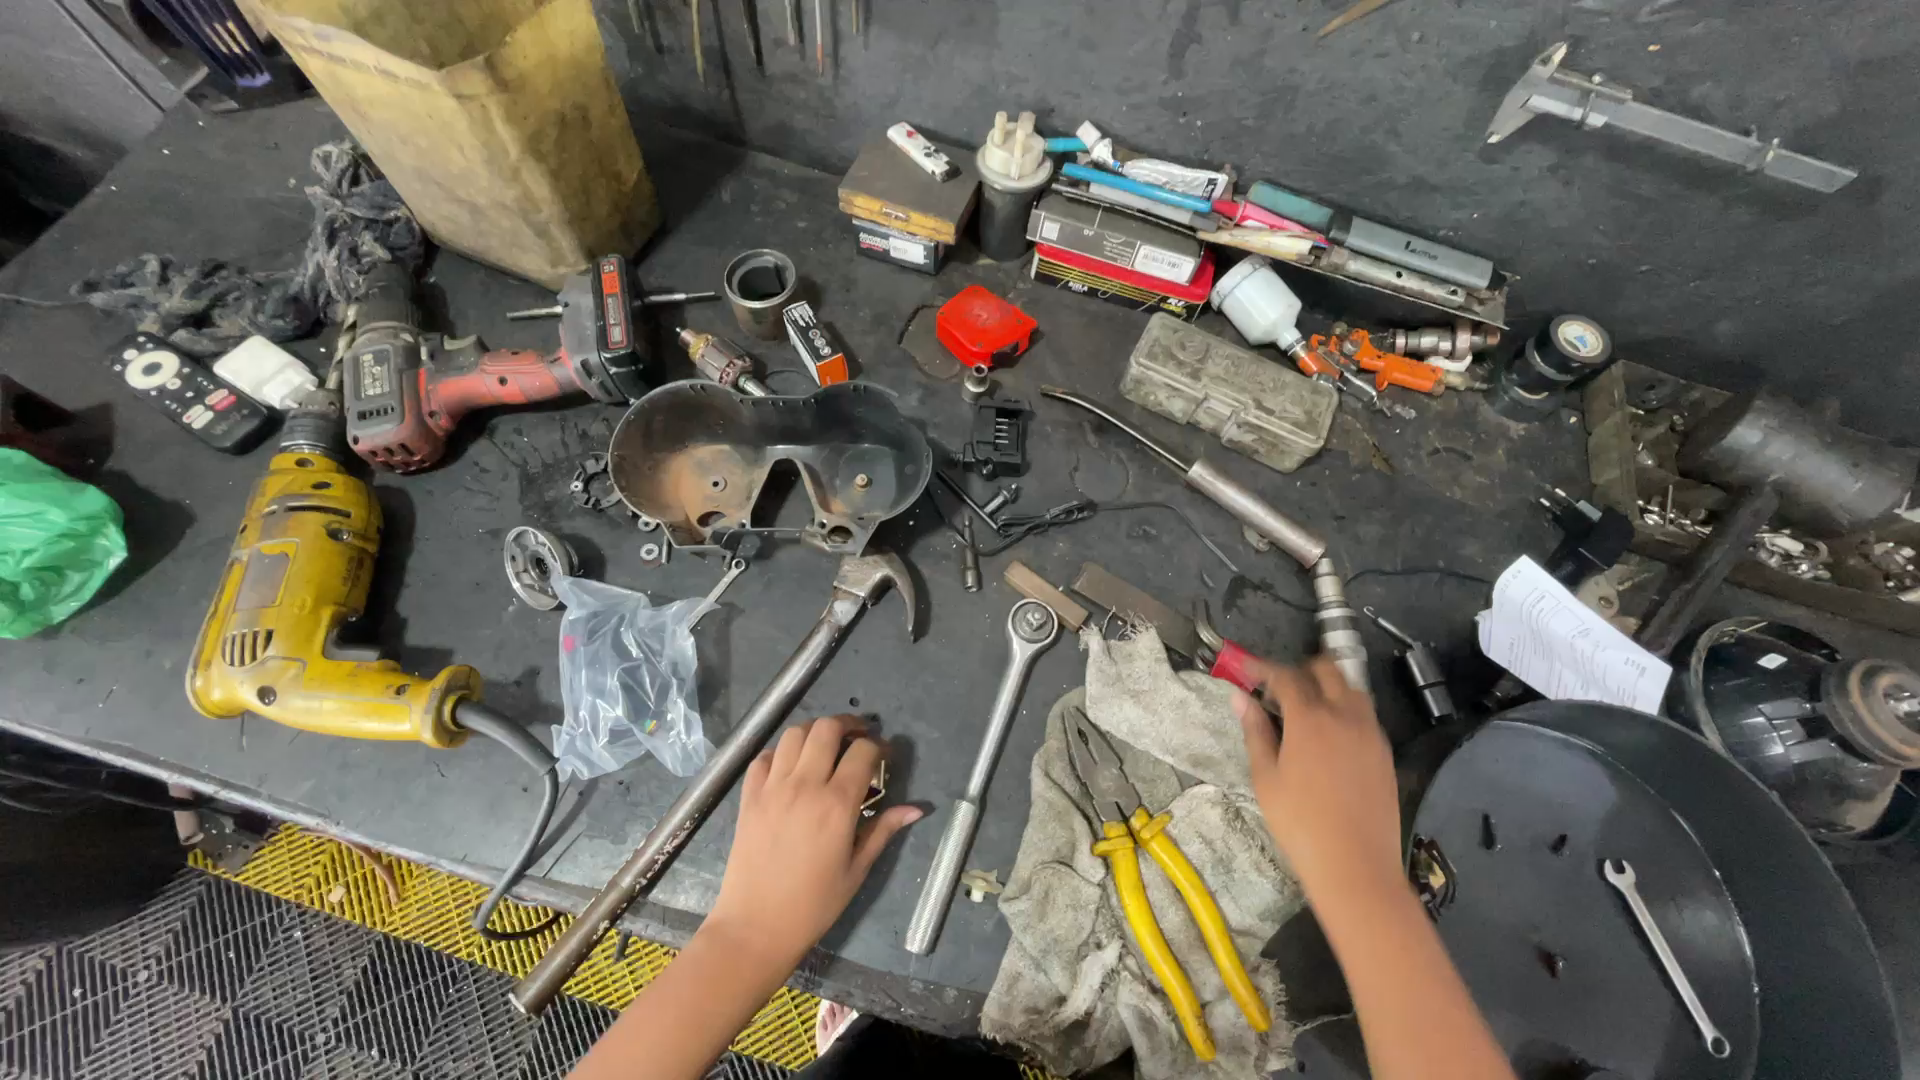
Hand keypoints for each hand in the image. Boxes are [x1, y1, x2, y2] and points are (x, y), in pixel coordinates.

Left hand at [706, 715, 920, 968]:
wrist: (756, 926)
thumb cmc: (814, 904)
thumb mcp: (857, 869)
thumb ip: (883, 830)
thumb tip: (916, 808)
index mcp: (837, 804)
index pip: (863, 752)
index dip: (880, 747)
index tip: (886, 756)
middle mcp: (804, 785)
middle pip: (827, 728)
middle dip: (848, 725)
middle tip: (859, 737)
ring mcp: (773, 787)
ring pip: (794, 734)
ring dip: (814, 732)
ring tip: (825, 746)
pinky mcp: (749, 796)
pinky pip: (764, 757)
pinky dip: (780, 752)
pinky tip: (790, 767)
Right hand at [1232, 655, 1401, 898]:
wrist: (1356, 866)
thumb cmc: (1299, 823)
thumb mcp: (1266, 777)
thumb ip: (1255, 731)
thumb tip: (1240, 698)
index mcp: (1310, 719)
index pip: (1286, 676)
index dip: (1263, 668)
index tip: (1246, 668)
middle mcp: (1345, 716)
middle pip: (1327, 669)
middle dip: (1301, 669)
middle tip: (1278, 686)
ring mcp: (1370, 733)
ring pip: (1352, 689)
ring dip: (1328, 686)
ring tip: (1306, 706)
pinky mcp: (1385, 753)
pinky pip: (1365, 715)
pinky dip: (1345, 709)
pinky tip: (1329, 735)